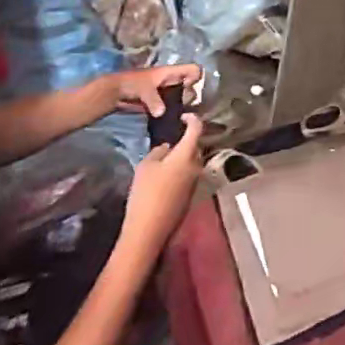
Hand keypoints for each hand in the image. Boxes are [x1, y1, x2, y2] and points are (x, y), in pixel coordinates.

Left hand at [107, 64, 202, 115]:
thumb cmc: (132, 84)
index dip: (195, 78)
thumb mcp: (144, 91)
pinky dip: (175, 111)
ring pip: (183, 95)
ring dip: (184, 104)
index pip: (194, 69)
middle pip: (192, 85)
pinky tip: (173, 118)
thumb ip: (154, 101)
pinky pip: (173, 105)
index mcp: (172, 72)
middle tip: (184, 105)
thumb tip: (162, 113)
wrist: (114, 92)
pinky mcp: (160, 101)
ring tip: (182, 114)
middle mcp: (173, 80)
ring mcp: (167, 91)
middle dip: (190, 95)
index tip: (187, 89)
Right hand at [123, 113, 203, 251]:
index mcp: (188, 153)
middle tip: (171, 139)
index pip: (197, 128)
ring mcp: (196, 180)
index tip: (184, 115)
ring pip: (192, 161)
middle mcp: (198, 164)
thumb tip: (168, 147)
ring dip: (183, 157)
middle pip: (195, 146)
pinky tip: (166, 177)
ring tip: (165, 158)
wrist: (149, 229)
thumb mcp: (146, 167)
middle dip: (185, 140)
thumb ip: (158, 152)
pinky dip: (181, 170)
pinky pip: (188, 174)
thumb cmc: (146, 193)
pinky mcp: (191, 194)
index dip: (192, 118)